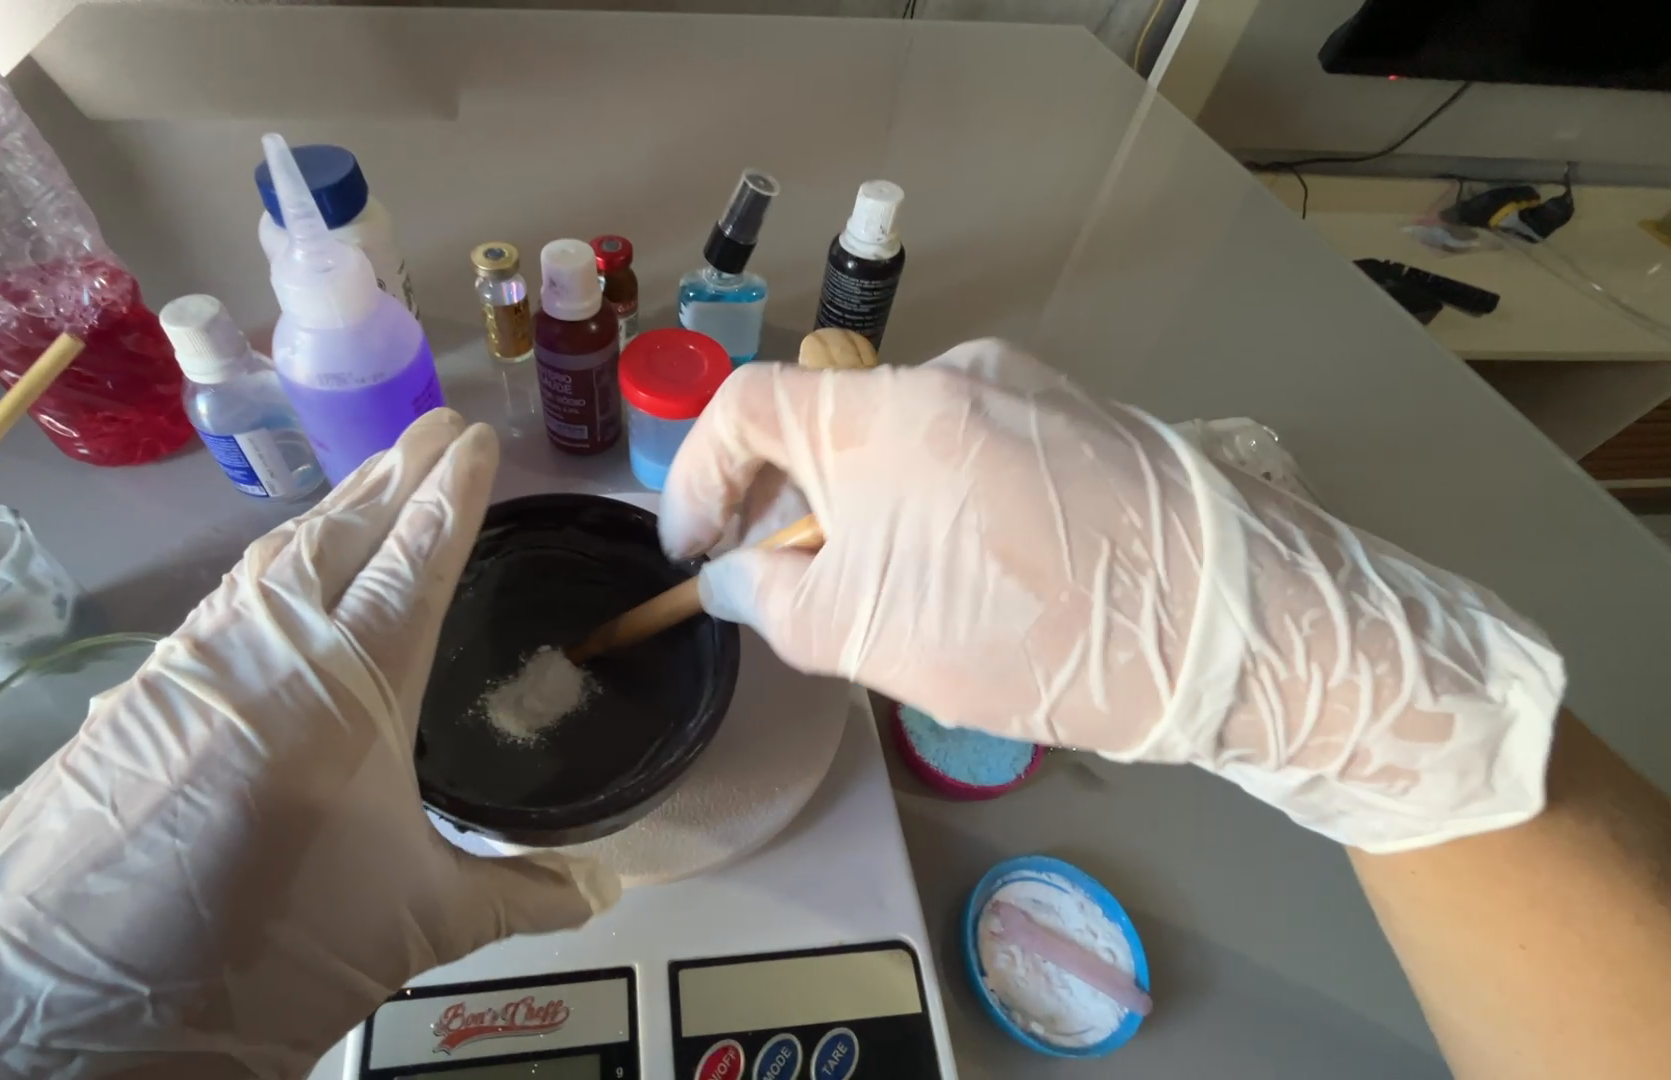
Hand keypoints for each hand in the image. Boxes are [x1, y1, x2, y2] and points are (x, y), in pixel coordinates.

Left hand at [0, 411, 616, 1079]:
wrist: (57, 1019)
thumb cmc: (267, 954)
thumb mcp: (415, 923)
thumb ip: (519, 892)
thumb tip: (602, 892)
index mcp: (355, 684)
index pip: (419, 557)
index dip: (455, 493)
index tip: (480, 440)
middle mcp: (278, 648)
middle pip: (351, 528)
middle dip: (404, 466)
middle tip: (444, 421)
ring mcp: (207, 657)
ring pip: (287, 546)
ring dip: (345, 498)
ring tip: (385, 465)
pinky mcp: (158, 684)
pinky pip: (240, 584)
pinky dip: (287, 545)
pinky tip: (296, 549)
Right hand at [660, 339, 1562, 851]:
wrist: (1244, 630)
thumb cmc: (1031, 631)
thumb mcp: (868, 634)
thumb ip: (770, 599)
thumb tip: (727, 576)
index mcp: (883, 413)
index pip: (745, 405)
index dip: (697, 474)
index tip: (692, 546)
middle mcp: (946, 375)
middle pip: (818, 427)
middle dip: (777, 507)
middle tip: (777, 581)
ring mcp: (1017, 388)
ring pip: (890, 443)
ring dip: (853, 509)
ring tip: (874, 584)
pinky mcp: (1070, 416)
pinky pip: (958, 448)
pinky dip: (920, 499)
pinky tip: (957, 562)